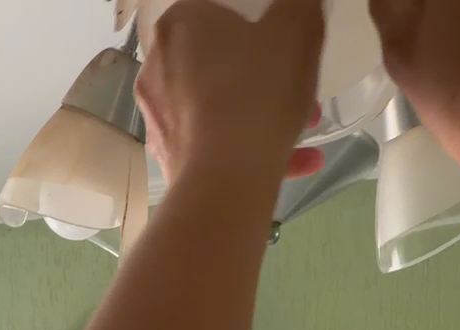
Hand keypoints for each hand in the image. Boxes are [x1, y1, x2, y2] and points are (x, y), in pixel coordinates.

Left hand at [136, 0, 327, 187]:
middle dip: (261, 78)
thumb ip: (299, 6)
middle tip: (296, 89)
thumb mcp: (296, 30)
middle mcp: (157, 70)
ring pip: (218, 112)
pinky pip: (215, 150)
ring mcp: (160, 121)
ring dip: (259, 118)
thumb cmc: (257, 93)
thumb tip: (298, 4)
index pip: (216, 11)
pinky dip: (250, 153)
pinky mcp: (170, 164)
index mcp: (179, 25)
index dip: (255, 27)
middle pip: (217, 66)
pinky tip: (297, 164)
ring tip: (302, 130)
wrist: (225, 182)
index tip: (281, 46)